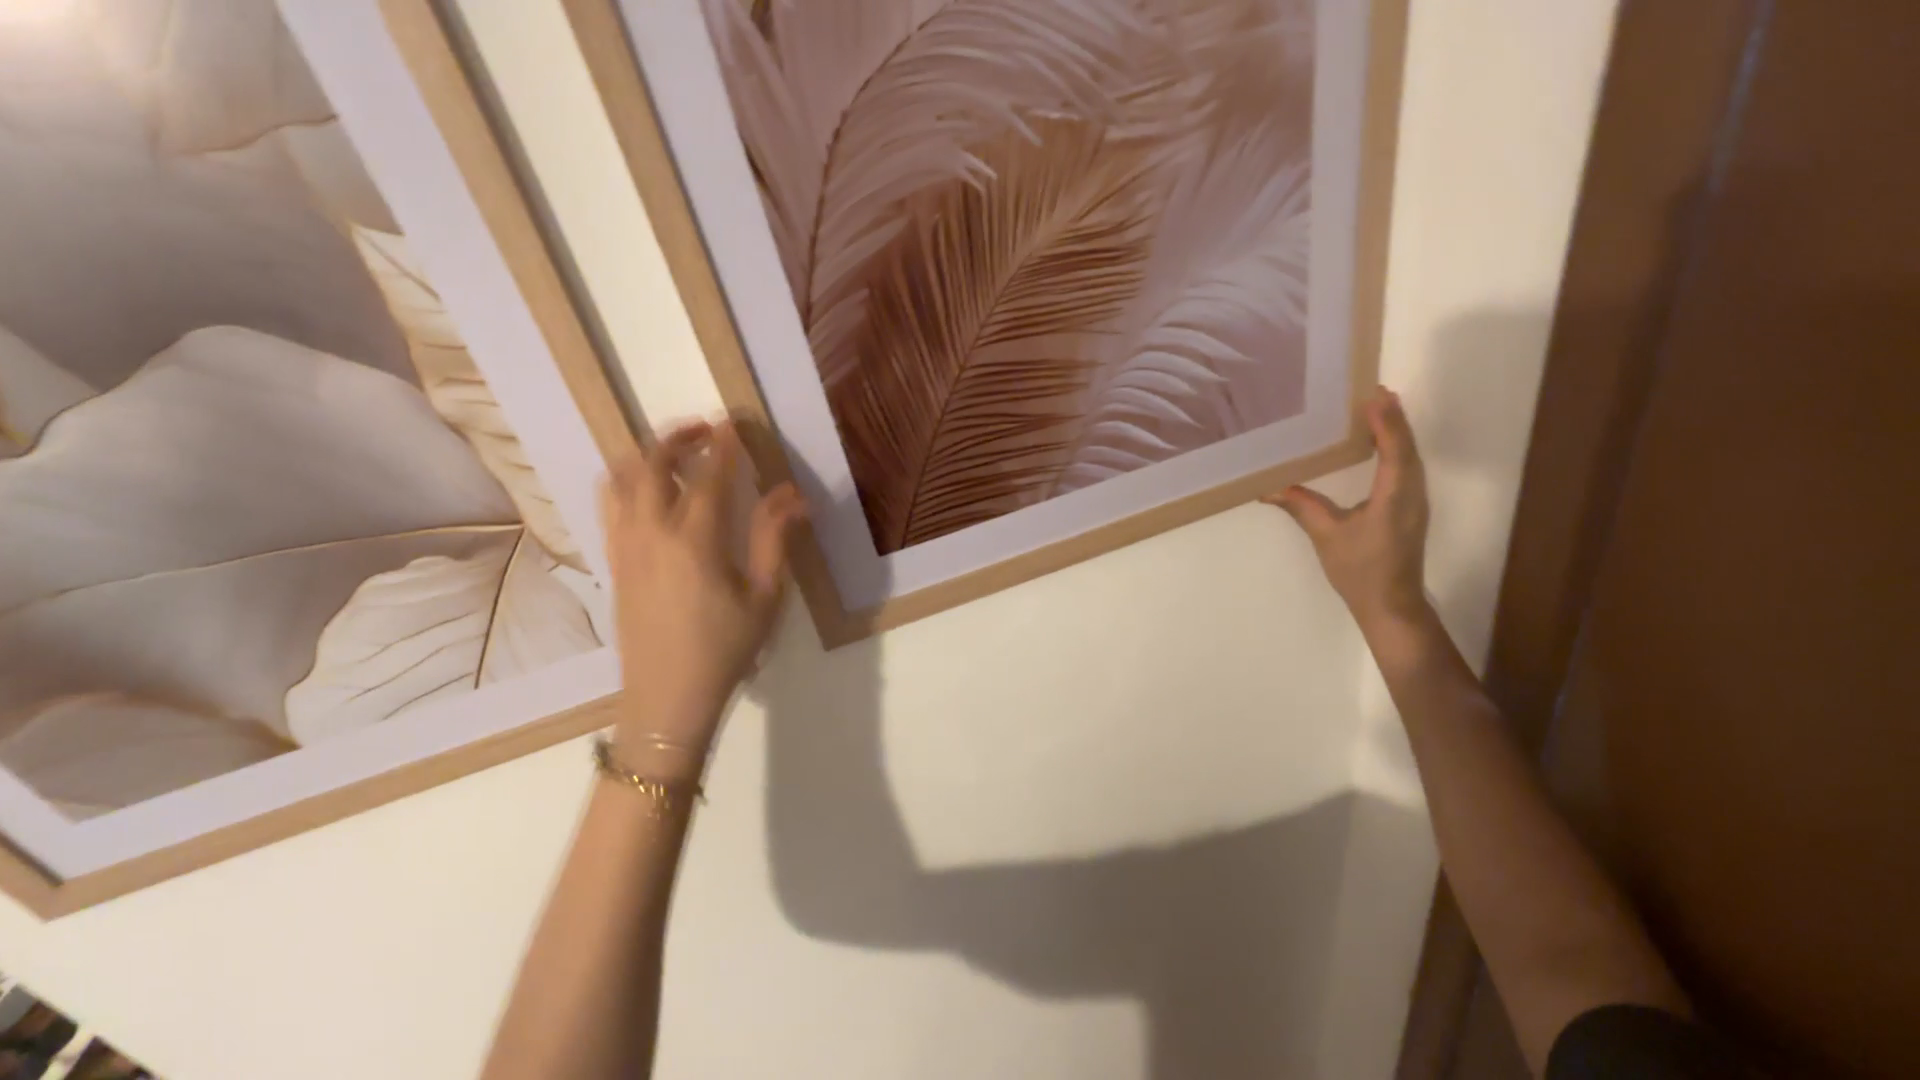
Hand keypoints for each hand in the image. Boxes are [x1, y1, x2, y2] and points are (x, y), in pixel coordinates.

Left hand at [600, 420, 806, 762]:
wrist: (666, 698)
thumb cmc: (725, 650)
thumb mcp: (765, 598)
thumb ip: (775, 539)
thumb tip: (794, 495)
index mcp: (695, 540)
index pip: (709, 475)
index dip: (723, 445)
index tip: (733, 423)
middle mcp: (652, 531)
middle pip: (654, 463)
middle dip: (679, 437)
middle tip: (706, 431)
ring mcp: (625, 545)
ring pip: (622, 478)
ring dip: (647, 455)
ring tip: (674, 455)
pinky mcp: (613, 561)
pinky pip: (610, 504)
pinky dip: (627, 481)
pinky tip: (650, 492)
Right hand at [1263, 387, 1429, 628]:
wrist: (1391, 605)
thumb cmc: (1360, 571)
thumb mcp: (1326, 535)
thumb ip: (1301, 506)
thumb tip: (1267, 487)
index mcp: (1395, 495)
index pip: (1394, 448)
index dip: (1385, 420)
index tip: (1373, 394)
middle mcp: (1413, 492)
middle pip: (1408, 445)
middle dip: (1393, 417)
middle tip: (1372, 391)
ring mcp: (1416, 501)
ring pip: (1411, 456)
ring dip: (1397, 431)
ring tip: (1377, 408)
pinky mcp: (1411, 508)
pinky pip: (1408, 467)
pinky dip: (1397, 448)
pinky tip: (1381, 444)